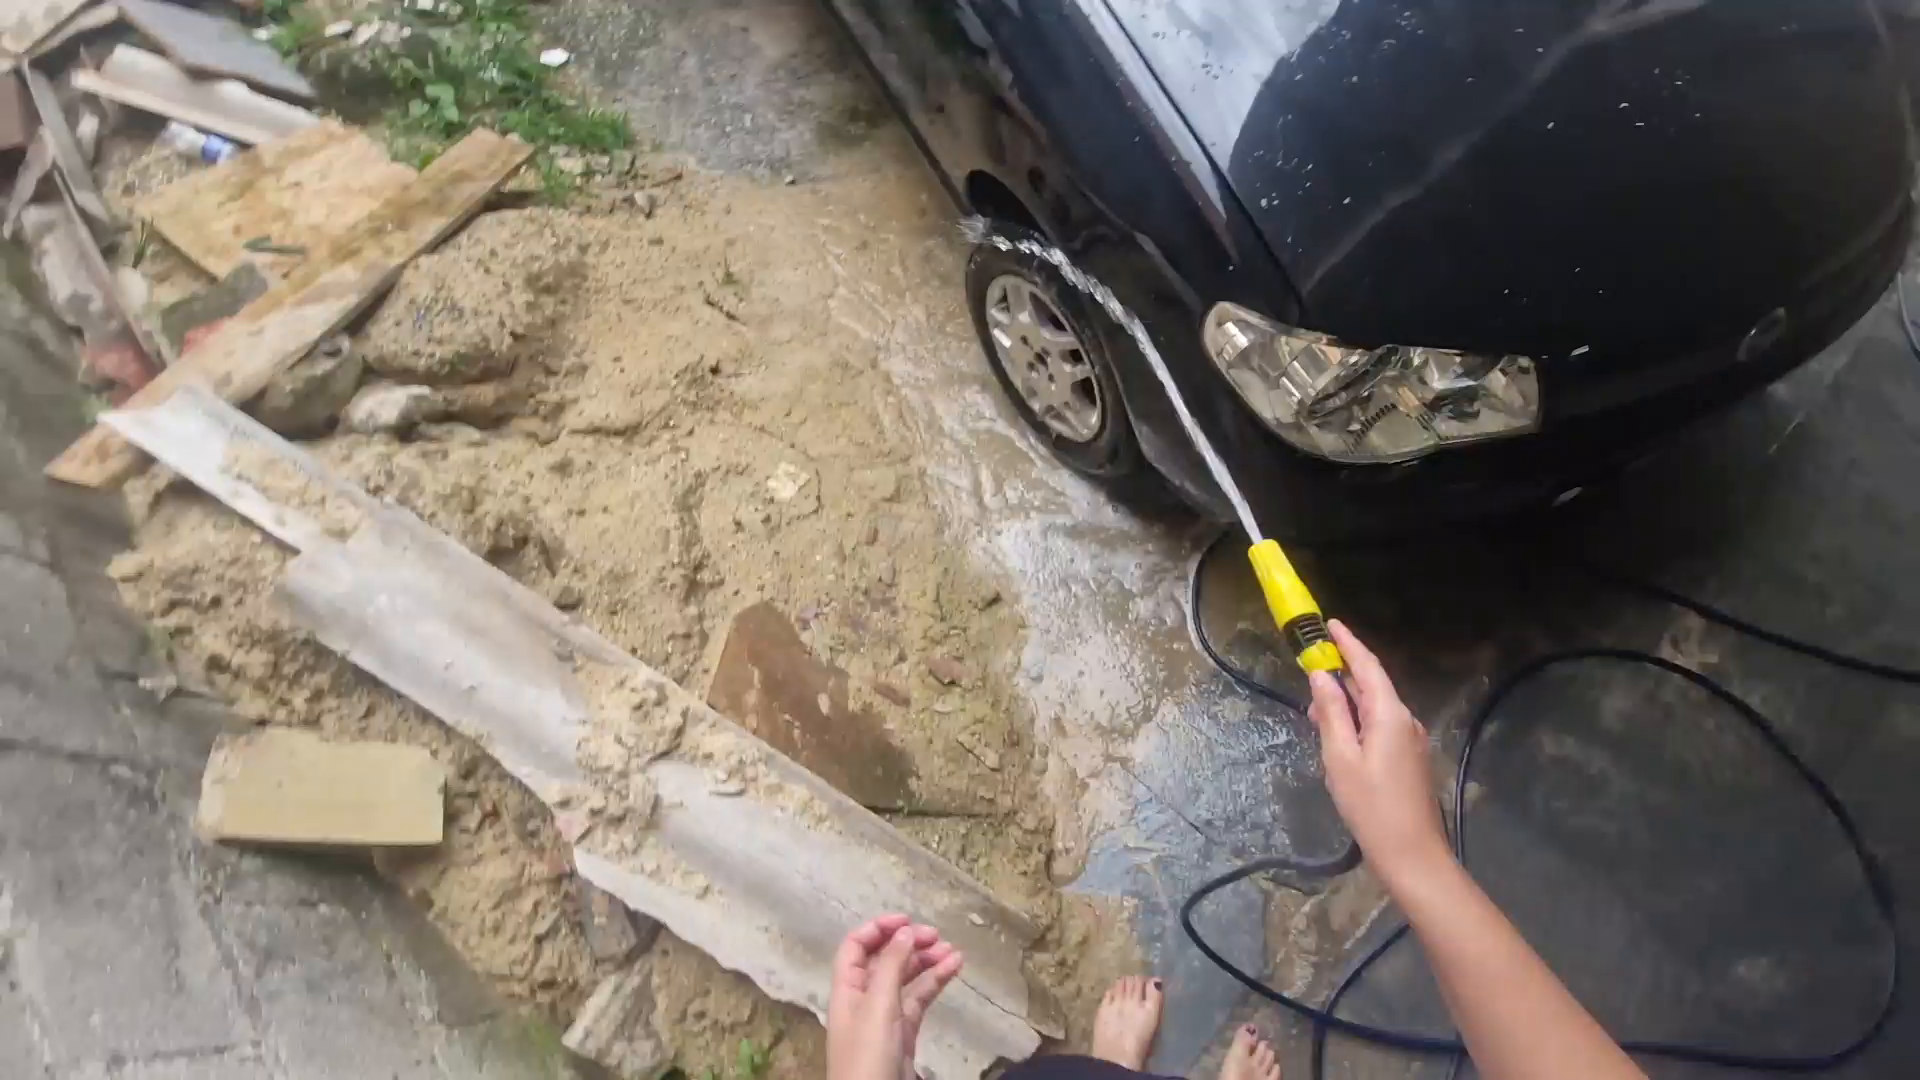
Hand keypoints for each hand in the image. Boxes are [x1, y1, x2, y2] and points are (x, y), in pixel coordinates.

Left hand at [827, 915, 964, 1079]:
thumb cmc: (868, 1056)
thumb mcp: (878, 1006)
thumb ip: (891, 964)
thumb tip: (903, 930)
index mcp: (847, 989)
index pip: (856, 946)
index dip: (878, 929)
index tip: (907, 920)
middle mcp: (864, 999)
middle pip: (884, 959)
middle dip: (908, 943)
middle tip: (936, 936)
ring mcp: (885, 1017)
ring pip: (906, 978)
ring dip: (926, 961)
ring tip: (952, 951)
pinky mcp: (904, 1035)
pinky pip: (919, 999)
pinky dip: (935, 982)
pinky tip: (954, 968)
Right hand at [1308, 620, 1451, 887]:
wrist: (1412, 856)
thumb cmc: (1370, 805)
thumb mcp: (1340, 757)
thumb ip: (1331, 712)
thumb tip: (1321, 676)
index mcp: (1390, 716)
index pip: (1368, 668)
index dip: (1349, 644)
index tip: (1330, 624)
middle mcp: (1406, 721)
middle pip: (1371, 686)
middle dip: (1340, 678)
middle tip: (1308, 681)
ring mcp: (1410, 741)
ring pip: (1373, 708)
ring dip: (1345, 705)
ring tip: (1316, 719)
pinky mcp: (1408, 758)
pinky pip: (1378, 727)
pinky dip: (1355, 723)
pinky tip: (1337, 739)